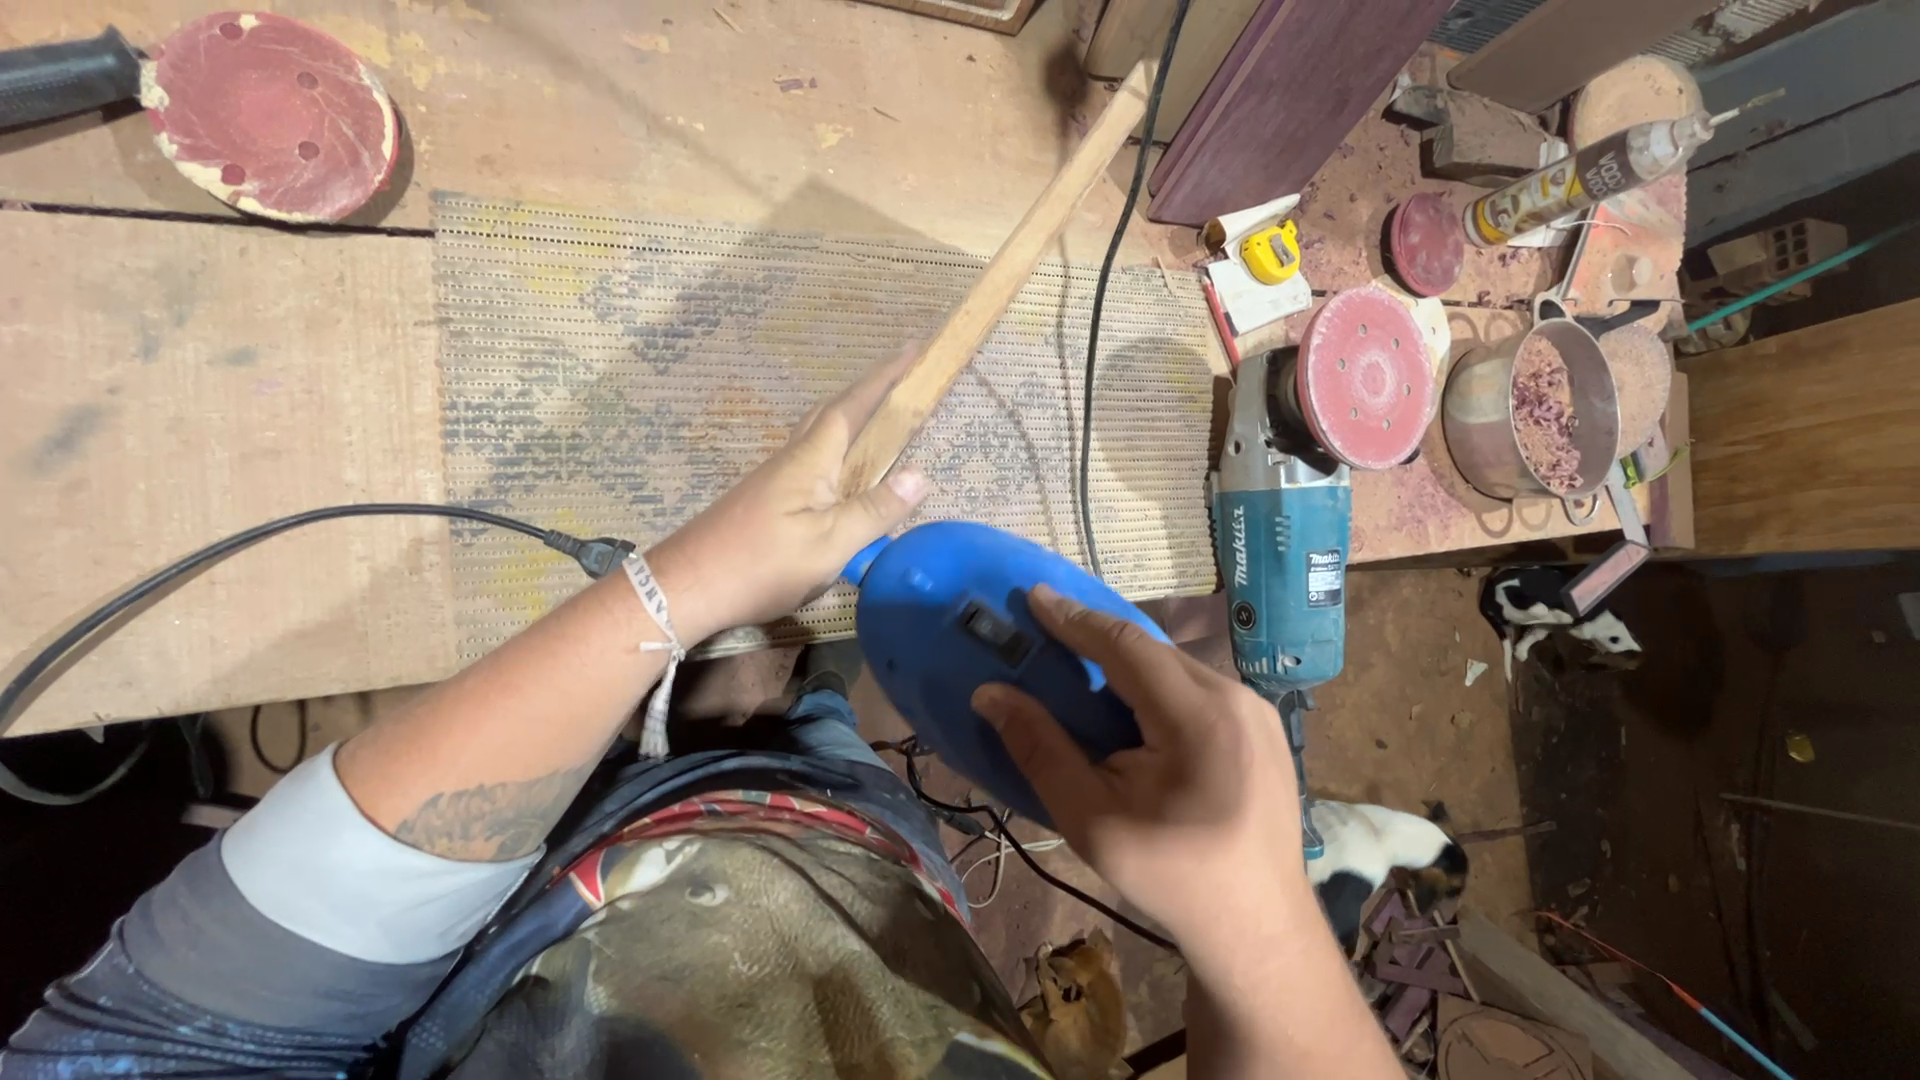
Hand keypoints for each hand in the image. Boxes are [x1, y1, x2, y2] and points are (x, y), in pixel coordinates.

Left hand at [645, 349, 932, 643]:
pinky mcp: (766, 500)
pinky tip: (844, 472)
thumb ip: (874, 511)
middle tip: (902, 381)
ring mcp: (774, 479)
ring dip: (851, 418)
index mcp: (809, 461)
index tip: (912, 349)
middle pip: (832, 412)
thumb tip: (920, 476)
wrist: (687, 588)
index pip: (852, 406)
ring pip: (819, 435)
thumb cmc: (760, 565)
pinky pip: (811, 460)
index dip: (884, 377)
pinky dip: (837, 451)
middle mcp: (791, 460)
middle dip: (869, 391)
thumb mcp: (828, 544)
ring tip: (882, 421)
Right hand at [969, 585, 1309, 954]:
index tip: (1035, 595)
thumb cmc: (1172, 877)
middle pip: (1153, 651)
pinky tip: (1131, 710)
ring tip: (1082, 669)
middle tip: (1049, 632)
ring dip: (1127, 663)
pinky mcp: (1261, 731)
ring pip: (1177, 668)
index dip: (1075, 619)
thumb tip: (990, 693)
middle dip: (1097, 638)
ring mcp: (1256, 713)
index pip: (1127, 645)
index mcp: (1199, 716)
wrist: (1259, 930)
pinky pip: (1197, 689)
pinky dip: (1155, 686)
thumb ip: (1040, 749)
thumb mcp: (1091, 819)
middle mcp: (1235, 698)